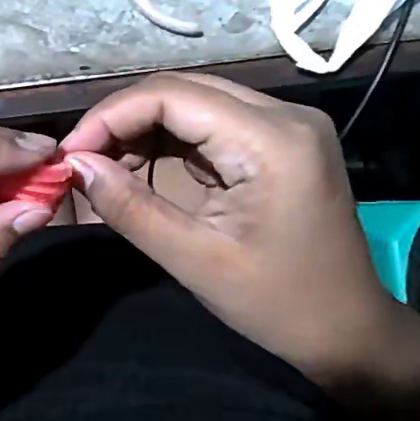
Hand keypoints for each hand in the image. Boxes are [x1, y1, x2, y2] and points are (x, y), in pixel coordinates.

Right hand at [61, 73, 398, 388]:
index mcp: (272, 139)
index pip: (172, 95)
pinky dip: (169, 142)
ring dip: (143, 130)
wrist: (348, 330)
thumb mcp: (196, 260)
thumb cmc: (279, 304)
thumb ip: (131, 208)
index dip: (111, 116)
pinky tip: (142, 170)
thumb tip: (77, 166)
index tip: (70, 155)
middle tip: (82, 162)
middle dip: (122, 121)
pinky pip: (210, 124)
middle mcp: (284, 115)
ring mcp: (286, 124)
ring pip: (193, 103)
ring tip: (106, 170)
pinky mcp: (280, 140)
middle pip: (182, 90)